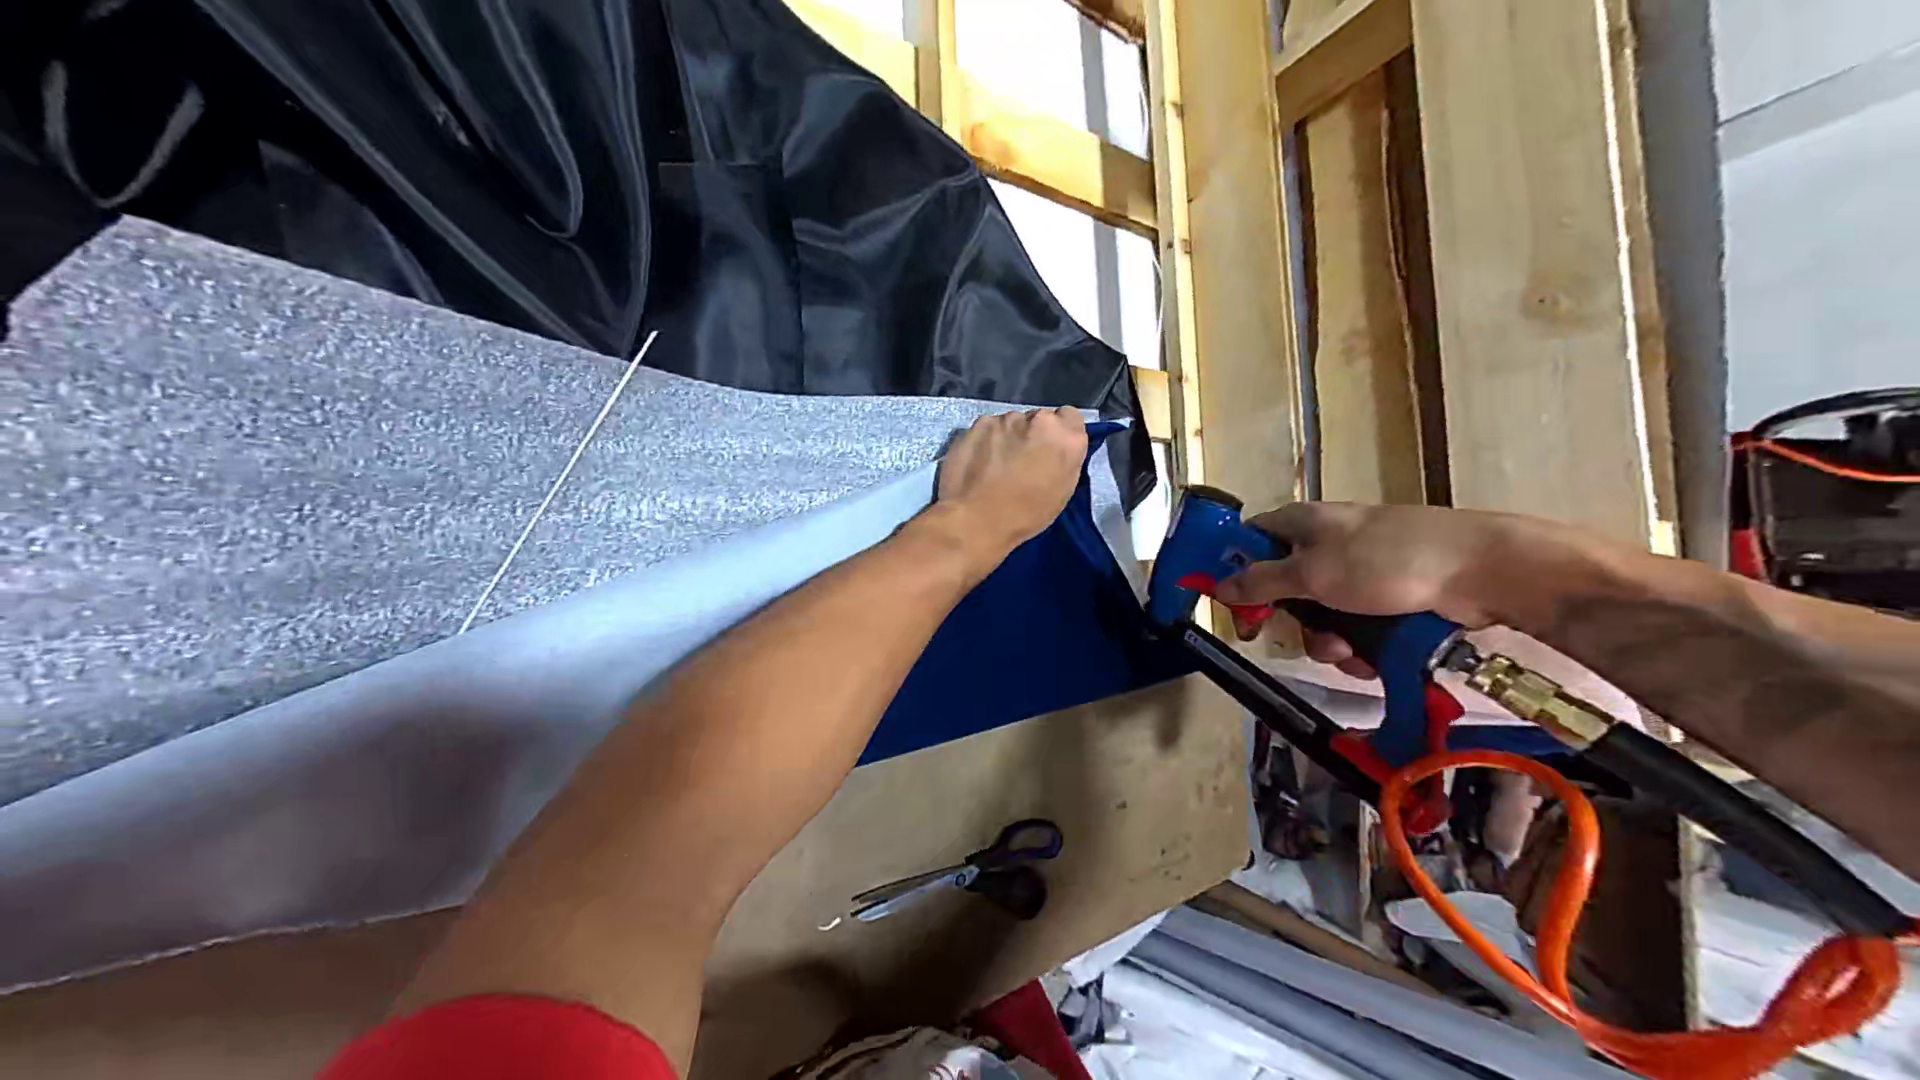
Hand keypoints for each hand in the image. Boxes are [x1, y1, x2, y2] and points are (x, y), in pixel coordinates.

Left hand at [926, 407, 1086, 573]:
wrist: (977, 519)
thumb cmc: (1025, 515)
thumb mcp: (1062, 491)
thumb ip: (1063, 460)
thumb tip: (1055, 449)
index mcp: (1067, 438)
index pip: (1070, 417)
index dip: (1059, 433)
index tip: (1049, 450)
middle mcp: (1041, 420)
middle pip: (1039, 418)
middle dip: (1032, 434)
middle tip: (1021, 460)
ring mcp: (1008, 418)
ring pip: (1012, 422)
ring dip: (1008, 436)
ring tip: (996, 464)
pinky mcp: (979, 422)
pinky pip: (988, 427)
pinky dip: (985, 440)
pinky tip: (978, 461)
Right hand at [1213, 502, 1561, 676]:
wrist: (1481, 569)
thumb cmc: (1385, 560)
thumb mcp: (1312, 573)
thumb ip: (1260, 581)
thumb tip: (1217, 586)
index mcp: (1301, 524)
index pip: (1250, 542)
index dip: (1235, 572)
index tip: (1231, 605)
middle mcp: (1325, 544)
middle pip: (1283, 587)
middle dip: (1291, 620)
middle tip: (1297, 638)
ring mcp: (1359, 571)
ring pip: (1320, 614)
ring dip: (1327, 641)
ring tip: (1350, 652)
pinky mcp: (1388, 597)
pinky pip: (1355, 626)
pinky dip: (1358, 646)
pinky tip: (1372, 657)